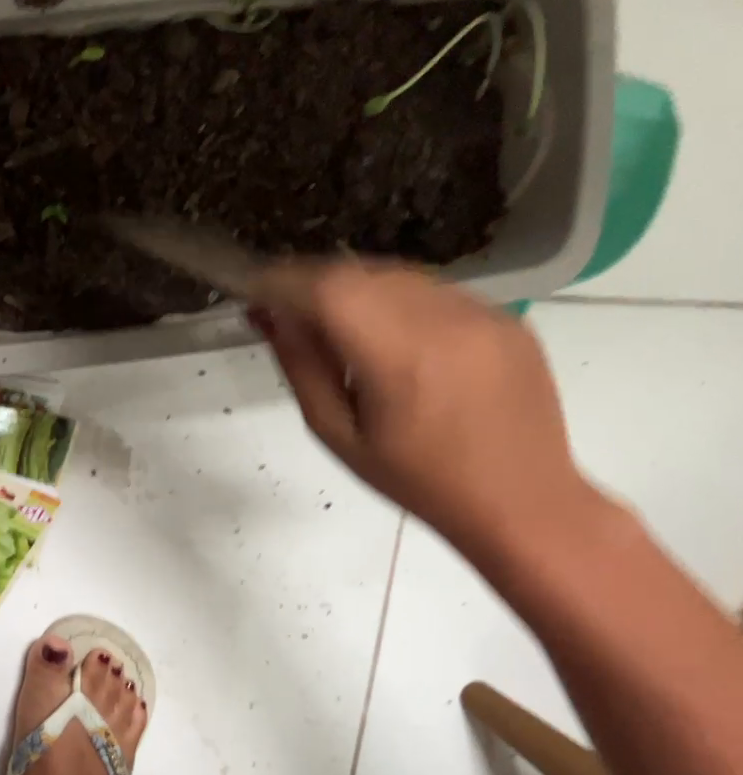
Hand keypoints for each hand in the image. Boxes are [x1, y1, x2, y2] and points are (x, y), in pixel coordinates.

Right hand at [250, 263, 594, 550]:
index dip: (282, 282)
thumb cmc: (415, 479)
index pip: (329, 290)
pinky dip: (393, 299)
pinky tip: (383, 332)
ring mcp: (485, 315)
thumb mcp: (335, 432)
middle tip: (280, 307)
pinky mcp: (507, 318)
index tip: (251, 293)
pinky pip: (433, 291)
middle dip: (310, 282)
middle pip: (360, 274)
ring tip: (326, 319)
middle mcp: (448, 322)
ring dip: (351, 288)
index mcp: (401, 358)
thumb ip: (301, 366)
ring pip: (396, 276)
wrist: (522, 500)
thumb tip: (270, 316)